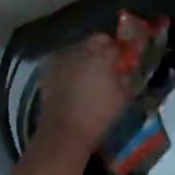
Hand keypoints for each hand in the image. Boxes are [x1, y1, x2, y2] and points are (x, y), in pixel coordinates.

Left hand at [37, 35, 131, 151]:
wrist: (64, 132)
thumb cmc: (98, 116)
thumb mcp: (122, 97)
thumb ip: (125, 77)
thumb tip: (124, 69)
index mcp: (100, 57)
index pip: (114, 44)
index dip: (120, 52)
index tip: (122, 61)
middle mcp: (79, 52)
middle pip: (94, 42)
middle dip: (102, 50)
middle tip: (107, 66)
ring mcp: (61, 60)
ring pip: (77, 50)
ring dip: (85, 58)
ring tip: (89, 76)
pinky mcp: (48, 71)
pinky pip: (64, 62)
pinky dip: (70, 68)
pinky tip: (73, 83)